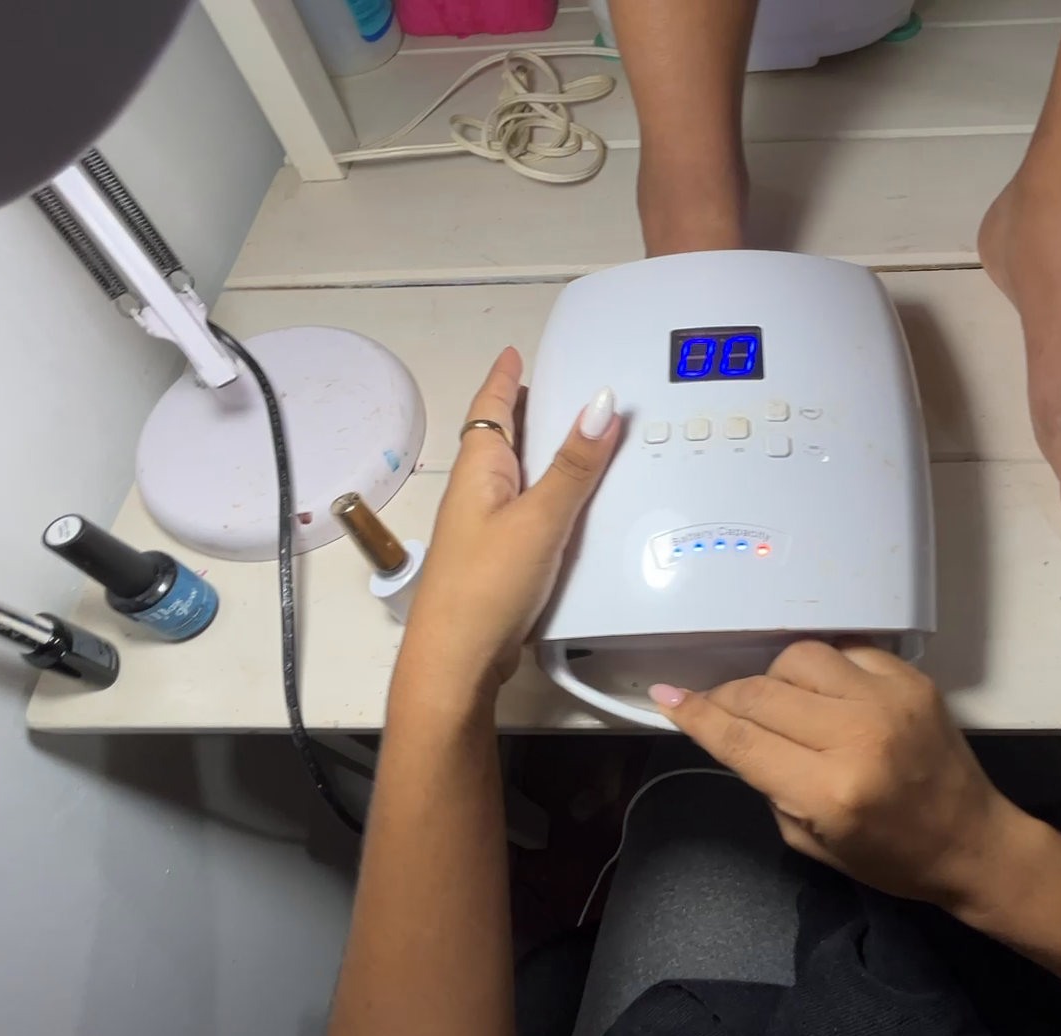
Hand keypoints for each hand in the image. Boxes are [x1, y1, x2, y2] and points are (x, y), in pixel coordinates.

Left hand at [399, 347, 619, 694]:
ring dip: (536, 449)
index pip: (490, 408)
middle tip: (552, 387)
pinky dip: (546, 488)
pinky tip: (567, 502)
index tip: (513, 352)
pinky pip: (525, 504)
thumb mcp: (539, 518)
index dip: (503, 378)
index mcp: (481, 470)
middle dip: (522, 409)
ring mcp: (486, 525)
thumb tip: (601, 403)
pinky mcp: (500, 555)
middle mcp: (478, 492)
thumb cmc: (488, 583)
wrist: (459, 659)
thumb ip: (573, 466)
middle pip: (500, 437)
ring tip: (569, 435)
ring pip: (514, 472)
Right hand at [648, 640, 1025, 907]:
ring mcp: (888, 697)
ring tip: (782, 703)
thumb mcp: (810, 841)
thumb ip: (767, 782)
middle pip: (762, 692)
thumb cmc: (891, 857)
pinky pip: (843, 650)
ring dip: (775, 679)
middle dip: (726, 696)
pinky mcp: (910, 677)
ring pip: (798, 656)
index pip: (741, 739)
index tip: (667, 696)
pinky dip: (823, 668)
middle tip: (717, 704)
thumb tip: (732, 731)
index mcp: (831, 790)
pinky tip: (826, 691)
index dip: (697, 715)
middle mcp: (857, 734)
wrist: (973, 840)